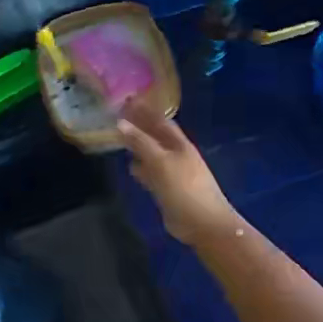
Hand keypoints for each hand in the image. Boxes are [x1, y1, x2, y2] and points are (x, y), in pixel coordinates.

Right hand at [116, 99, 240, 245]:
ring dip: (138, 145)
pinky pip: (151, 172)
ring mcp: (173, 172)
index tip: (127, 99)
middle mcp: (177, 154)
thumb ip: (140, 142)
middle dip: (140, 124)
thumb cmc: (183, 188)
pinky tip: (131, 167)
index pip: (160, 120)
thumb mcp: (160, 162)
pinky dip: (141, 167)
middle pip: (156, 135)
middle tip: (119, 115)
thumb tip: (120, 123)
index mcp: (179, 144)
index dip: (144, 109)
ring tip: (120, 137)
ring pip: (152, 153)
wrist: (203, 223)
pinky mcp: (168, 189)